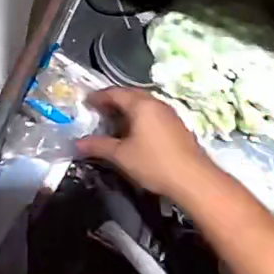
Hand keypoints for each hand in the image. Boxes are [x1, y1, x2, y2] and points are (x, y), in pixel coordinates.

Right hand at [78, 87, 222, 204]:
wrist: (195, 180)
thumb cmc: (154, 163)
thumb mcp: (121, 156)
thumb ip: (98, 146)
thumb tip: (78, 143)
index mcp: (140, 104)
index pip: (115, 92)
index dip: (99, 96)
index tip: (86, 102)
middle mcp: (156, 103)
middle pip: (130, 95)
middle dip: (114, 100)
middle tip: (99, 109)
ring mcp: (170, 113)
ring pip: (144, 104)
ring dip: (128, 109)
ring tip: (115, 121)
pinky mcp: (178, 126)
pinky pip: (154, 113)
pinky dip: (141, 117)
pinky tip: (136, 132)